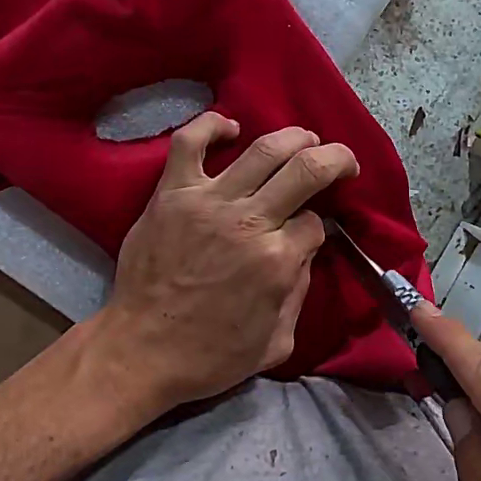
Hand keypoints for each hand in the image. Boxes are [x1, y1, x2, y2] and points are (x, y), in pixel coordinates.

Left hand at [98, 112, 358, 410]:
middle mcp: (249, 223)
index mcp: (277, 261)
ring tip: (305, 139)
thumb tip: (305, 248)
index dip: (320, 224)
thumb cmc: (210, 355)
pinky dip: (212, 125)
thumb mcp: (277, 342)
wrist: (139, 352)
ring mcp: (208, 202)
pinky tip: (231, 127)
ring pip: (264, 149)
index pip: (316, 221)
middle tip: (341, 162)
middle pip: (307, 170)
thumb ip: (300, 292)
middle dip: (335, 159)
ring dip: (296, 137)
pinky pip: (190, 143)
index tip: (310, 232)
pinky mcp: (172, 194)